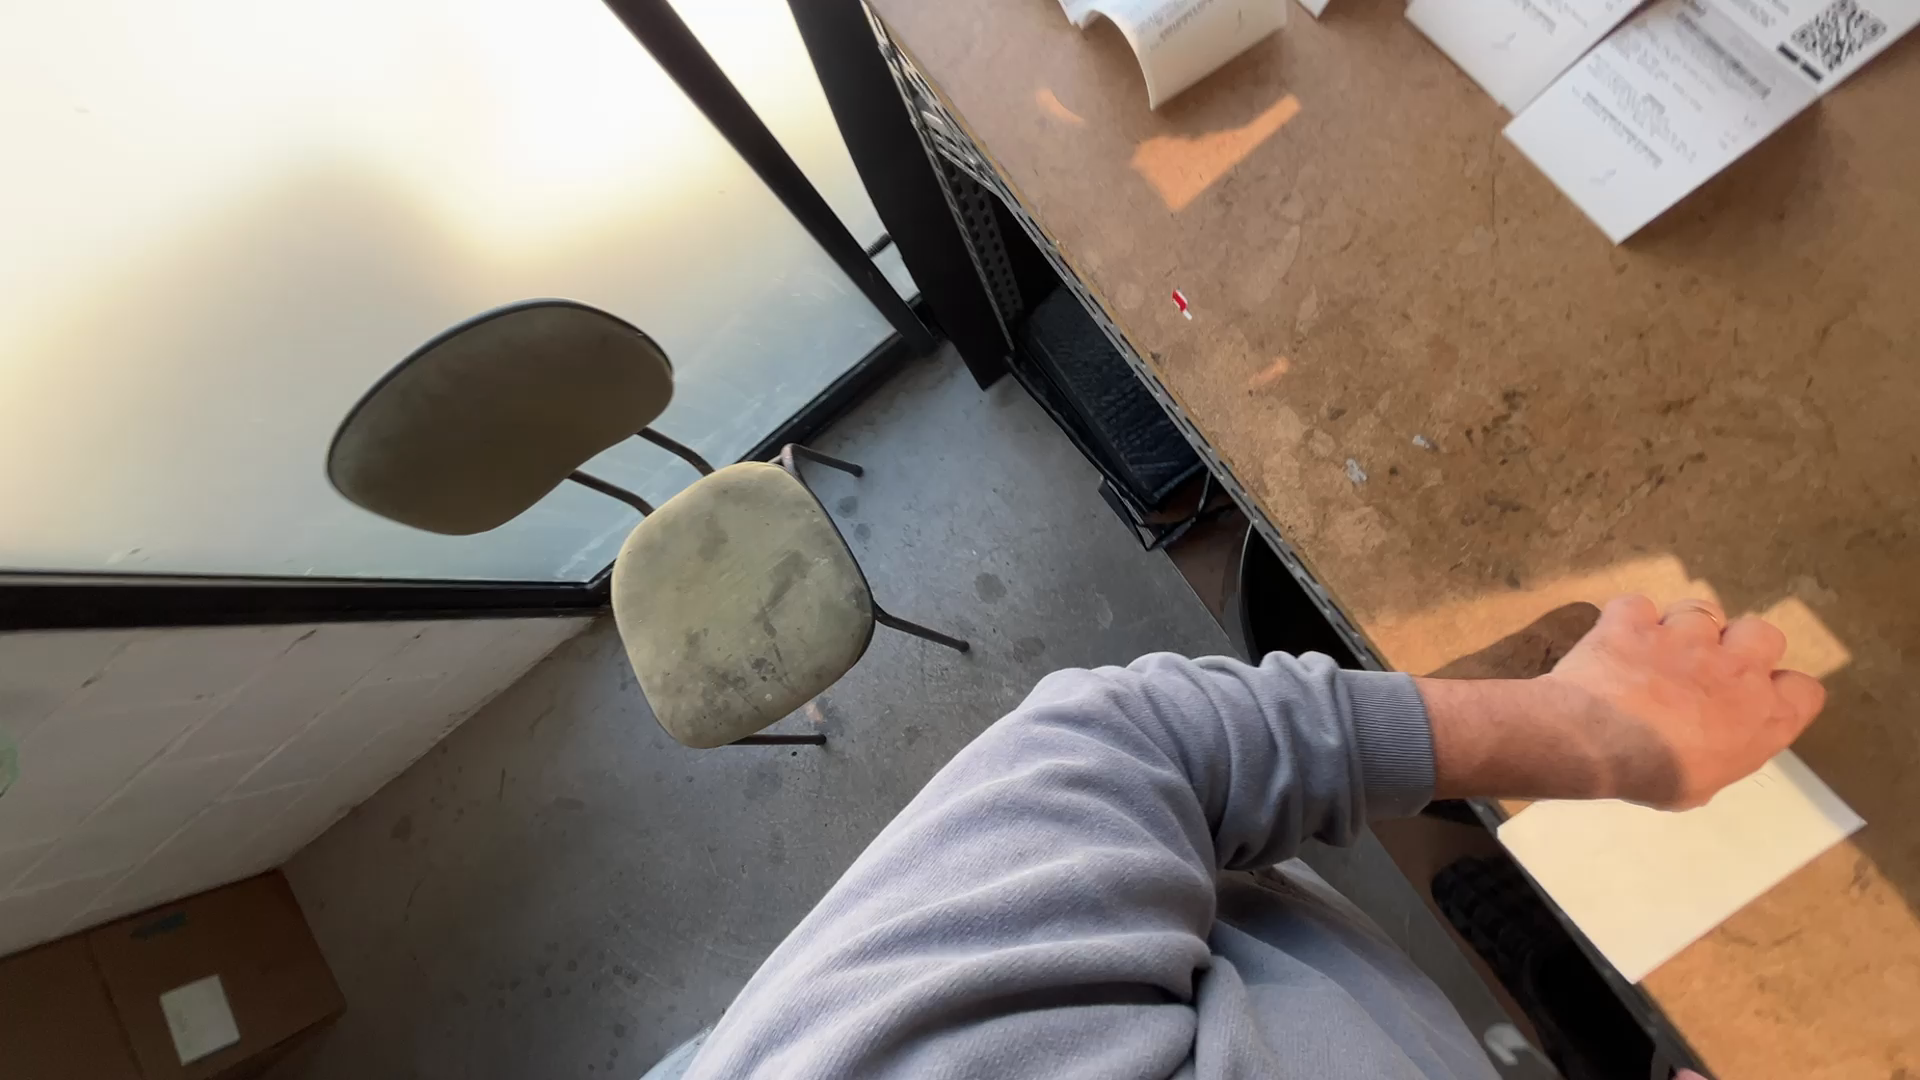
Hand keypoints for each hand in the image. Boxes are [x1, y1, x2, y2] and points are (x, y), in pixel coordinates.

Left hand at [1418, 595, 1825, 807]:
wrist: (1592, 740)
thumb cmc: (1649, 774)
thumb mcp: (1700, 785)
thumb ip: (1716, 757)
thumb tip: (1701, 754)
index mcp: (1766, 716)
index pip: (1804, 687)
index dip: (1774, 686)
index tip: (1744, 692)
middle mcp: (1735, 670)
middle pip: (1761, 632)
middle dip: (1735, 640)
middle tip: (1700, 659)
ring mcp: (1683, 641)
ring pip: (1699, 609)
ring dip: (1677, 624)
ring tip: (1650, 644)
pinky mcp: (1631, 624)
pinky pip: (1635, 604)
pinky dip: (1623, 615)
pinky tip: (1611, 632)